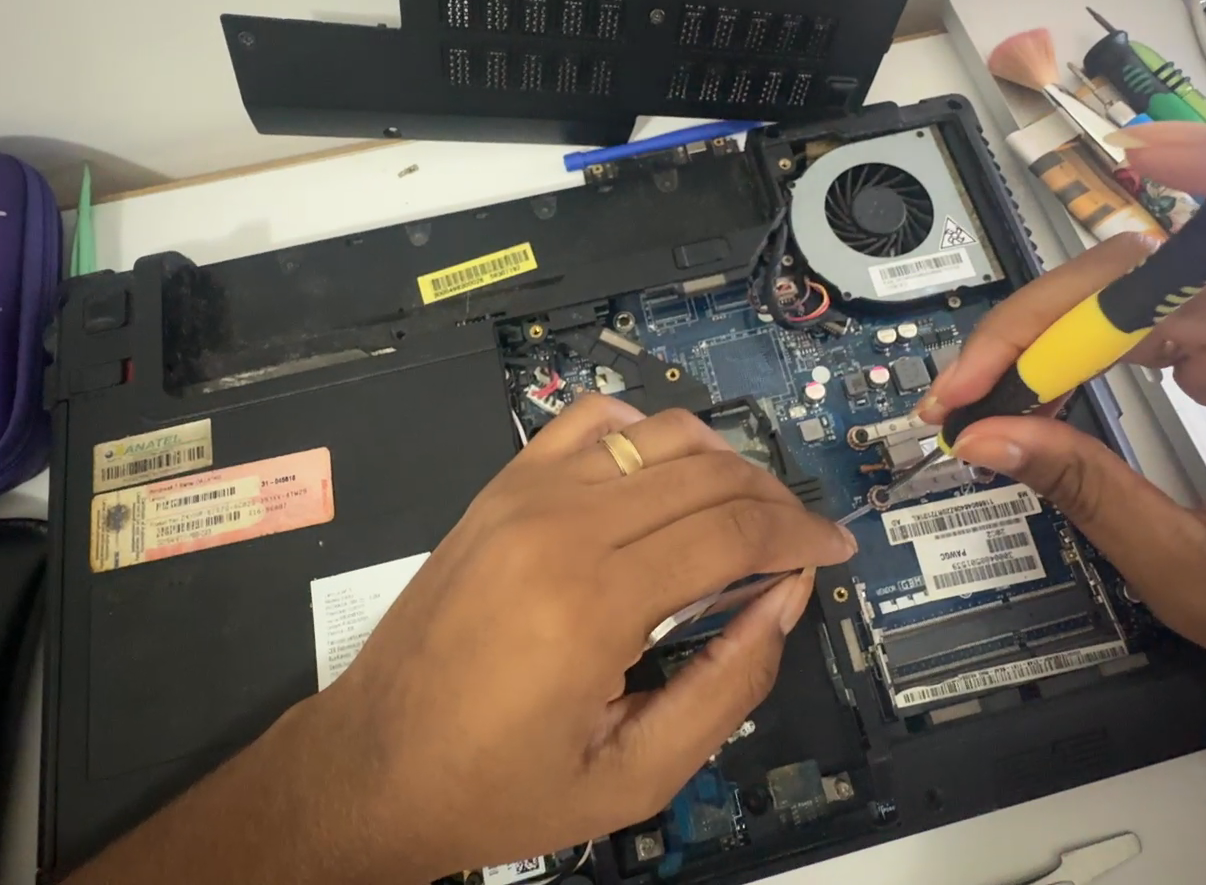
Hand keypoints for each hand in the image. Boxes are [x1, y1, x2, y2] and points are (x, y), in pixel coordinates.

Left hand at [295, 397, 855, 881]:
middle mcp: (563, 524)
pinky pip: (589, 420)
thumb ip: (726, 685)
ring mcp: (527, 492)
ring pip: (659, 433)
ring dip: (721, 460)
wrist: (371, 762)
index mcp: (595, 601)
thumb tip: (782, 599)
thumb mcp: (632, 777)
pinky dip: (643, 427)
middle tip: (801, 534)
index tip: (834, 547)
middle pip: (706, 474)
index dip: (800, 533)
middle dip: (774, 497)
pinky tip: (661, 465)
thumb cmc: (499, 785)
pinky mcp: (504, 484)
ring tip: (747, 504)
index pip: (732, 530)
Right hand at [921, 123, 1205, 719]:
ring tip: (976, 391)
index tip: (1150, 158)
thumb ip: (1089, 494)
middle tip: (972, 380)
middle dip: (1056, 313)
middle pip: (1174, 272)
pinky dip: (1069, 352)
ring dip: (1045, 333)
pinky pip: (1137, 326)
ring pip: (1140, 292)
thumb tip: (985, 435)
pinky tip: (1025, 389)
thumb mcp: (1195, 575)